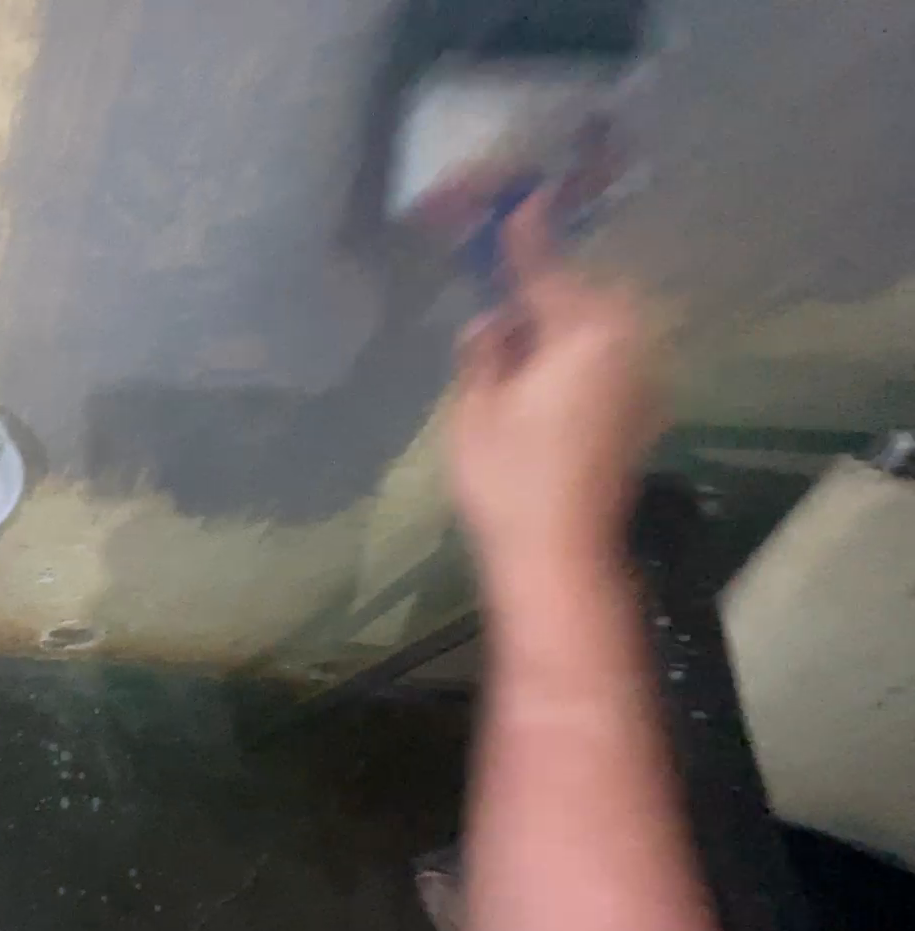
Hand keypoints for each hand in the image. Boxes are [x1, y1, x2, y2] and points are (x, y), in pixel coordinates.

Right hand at [446, 196, 661, 583]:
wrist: (556, 546)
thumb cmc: (504, 476)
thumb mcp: (474, 409)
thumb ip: (484, 355)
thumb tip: (490, 321)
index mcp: (583, 338)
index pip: (548, 274)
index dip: (526, 239)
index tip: (516, 200)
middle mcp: (627, 347)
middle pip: (582, 296)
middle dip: (542, 283)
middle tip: (496, 277)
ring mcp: (640, 379)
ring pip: (597, 326)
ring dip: (557, 318)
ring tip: (510, 330)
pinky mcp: (639, 407)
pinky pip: (605, 354)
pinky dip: (572, 347)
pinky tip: (538, 367)